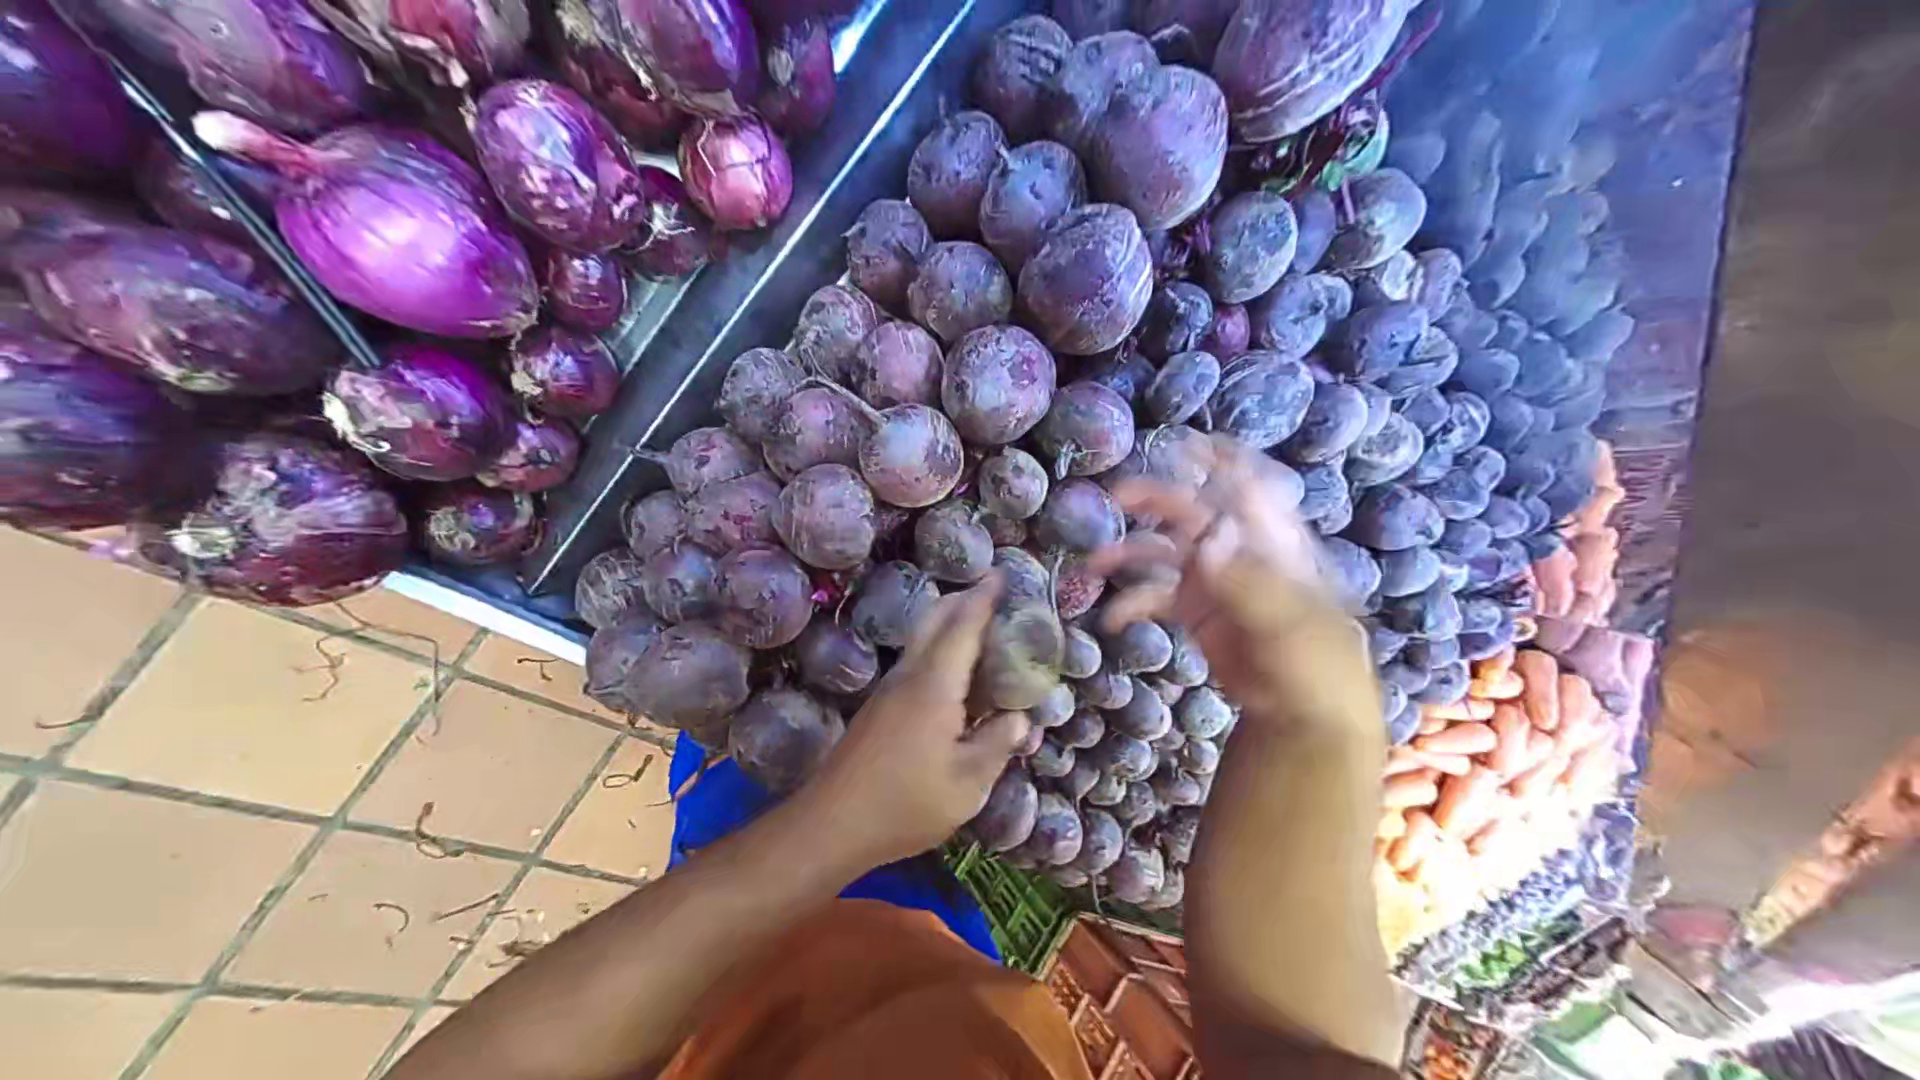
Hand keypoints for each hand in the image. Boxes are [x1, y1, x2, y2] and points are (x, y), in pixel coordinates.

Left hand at [796, 576, 1031, 868]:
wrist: (830, 824)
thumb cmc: (905, 803)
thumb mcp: (967, 784)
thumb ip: (997, 744)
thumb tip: (1019, 719)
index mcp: (934, 685)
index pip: (963, 626)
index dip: (984, 598)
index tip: (1002, 574)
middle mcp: (909, 675)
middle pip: (936, 619)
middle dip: (965, 599)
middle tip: (996, 597)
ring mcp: (889, 689)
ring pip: (923, 638)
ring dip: (951, 624)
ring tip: (984, 632)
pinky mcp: (880, 707)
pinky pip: (916, 661)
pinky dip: (940, 650)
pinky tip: (957, 677)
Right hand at [1089, 437, 1379, 740]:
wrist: (1303, 715)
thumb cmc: (1315, 661)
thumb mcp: (1290, 621)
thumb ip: (1247, 580)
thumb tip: (1208, 537)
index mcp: (1273, 543)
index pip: (1250, 487)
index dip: (1221, 461)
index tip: (1186, 442)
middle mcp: (1237, 553)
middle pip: (1192, 513)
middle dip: (1156, 500)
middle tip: (1118, 496)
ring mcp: (1212, 582)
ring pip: (1163, 553)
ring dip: (1129, 554)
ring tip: (1095, 563)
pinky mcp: (1192, 612)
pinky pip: (1153, 598)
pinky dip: (1130, 606)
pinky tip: (1112, 621)